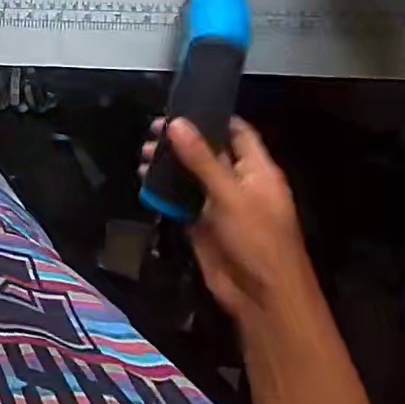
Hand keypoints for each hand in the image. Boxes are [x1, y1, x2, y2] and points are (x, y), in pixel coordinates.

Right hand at [141, 117, 317, 328]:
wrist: (261, 299)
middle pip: (208, 150)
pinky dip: (161, 187)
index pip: (237, 132)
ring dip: (167, 162)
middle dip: (180, 139)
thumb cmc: (258, 241)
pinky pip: (178, 197)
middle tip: (151, 129)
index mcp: (257, 171)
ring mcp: (218, 203)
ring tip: (143, 154)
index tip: (181, 104)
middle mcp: (237, 182)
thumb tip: (176, 123)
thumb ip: (201, 158)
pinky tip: (144, 178)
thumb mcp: (230, 195)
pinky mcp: (200, 221)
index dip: (213, 116)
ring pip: (189, 173)